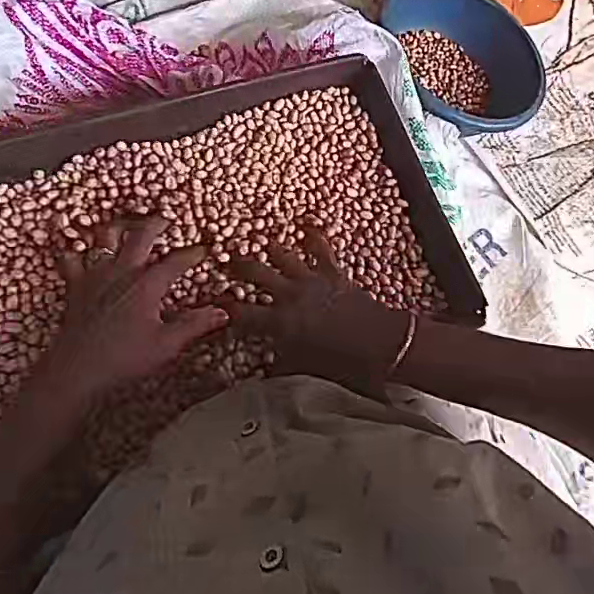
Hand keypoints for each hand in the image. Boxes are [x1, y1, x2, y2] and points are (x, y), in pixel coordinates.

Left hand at [26, 217, 227, 403]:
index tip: (204, 250)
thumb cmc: (123, 357)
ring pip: (106, 240)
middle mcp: (122, 272)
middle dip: (156, 224)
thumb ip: (194, 325)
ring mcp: (96, 276)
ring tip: (126, 225)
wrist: (76, 369)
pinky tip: (79, 250)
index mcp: (147, 285)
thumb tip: (221, 313)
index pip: (176, 261)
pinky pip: (71, 260)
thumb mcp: (166, 344)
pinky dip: (76, 251)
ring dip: (118, 229)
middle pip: (140, 236)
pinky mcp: (76, 286)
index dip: (193, 254)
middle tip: (166, 219)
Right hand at [225, 229, 411, 389]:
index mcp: (280, 323)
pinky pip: (320, 249)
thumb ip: (282, 364)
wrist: (383, 346)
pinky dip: (312, 236)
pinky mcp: (333, 273)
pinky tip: (306, 224)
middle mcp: (290, 296)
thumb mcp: (306, 369)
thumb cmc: (344, 364)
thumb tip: (266, 368)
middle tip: (224, 261)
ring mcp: (312, 280)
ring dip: (268, 249)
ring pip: (282, 255)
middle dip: (237, 267)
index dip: (222, 309)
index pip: (241, 314)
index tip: (209, 304)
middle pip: (254, 274)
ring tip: (256, 242)